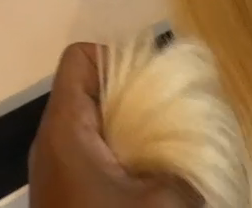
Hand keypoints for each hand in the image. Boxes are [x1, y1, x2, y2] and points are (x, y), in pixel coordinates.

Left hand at [28, 43, 195, 207]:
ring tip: (168, 148)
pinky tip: (153, 180)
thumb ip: (184, 155)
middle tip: (172, 116)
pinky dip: (124, 157)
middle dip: (135, 96)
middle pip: (90, 88)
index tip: (154, 87)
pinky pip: (94, 156)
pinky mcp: (67, 197)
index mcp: (64, 129)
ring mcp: (56, 172)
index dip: (119, 59)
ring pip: (95, 124)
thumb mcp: (167, 201)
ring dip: (133, 129)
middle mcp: (52, 143)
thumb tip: (199, 136)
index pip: (80, 57)